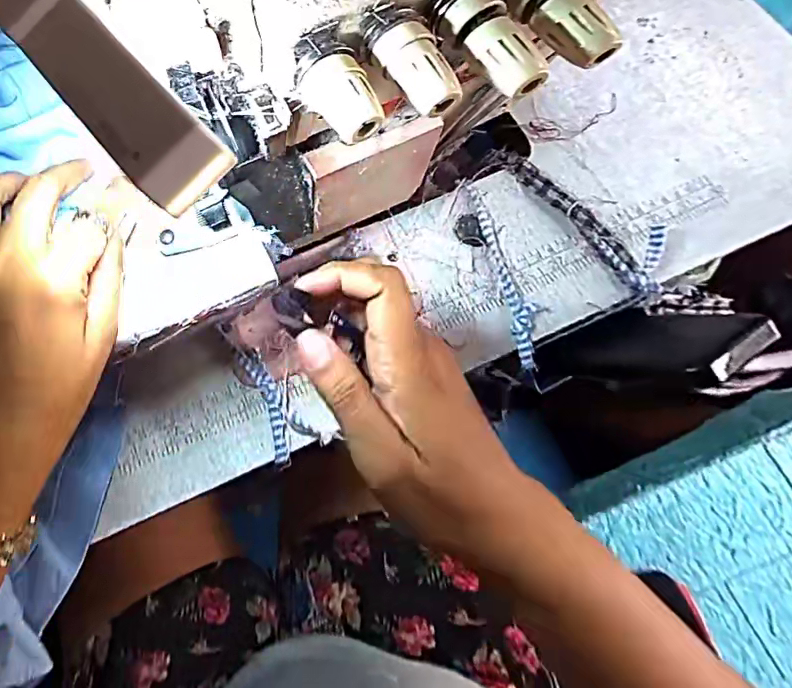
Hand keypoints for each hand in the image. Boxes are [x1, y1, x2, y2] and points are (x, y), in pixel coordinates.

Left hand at [0, 160, 135, 531]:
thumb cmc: (54, 397)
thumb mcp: (101, 339)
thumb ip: (110, 276)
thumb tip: (112, 232)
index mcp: (51, 279)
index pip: (87, 225)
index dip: (106, 218)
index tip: (114, 214)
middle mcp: (1, 260)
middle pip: (36, 192)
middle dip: (66, 174)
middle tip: (81, 172)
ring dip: (13, 181)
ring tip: (32, 184)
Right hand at [292, 260, 574, 576]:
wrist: (498, 517)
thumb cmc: (437, 493)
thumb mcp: (378, 452)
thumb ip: (342, 390)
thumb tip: (305, 337)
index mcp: (409, 358)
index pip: (383, 282)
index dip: (340, 274)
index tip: (300, 296)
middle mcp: (423, 344)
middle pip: (379, 286)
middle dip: (332, 288)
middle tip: (293, 318)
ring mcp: (429, 355)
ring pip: (381, 308)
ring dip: (341, 312)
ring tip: (306, 342)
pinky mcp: (428, 369)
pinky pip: (388, 332)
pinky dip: (355, 333)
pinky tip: (338, 366)